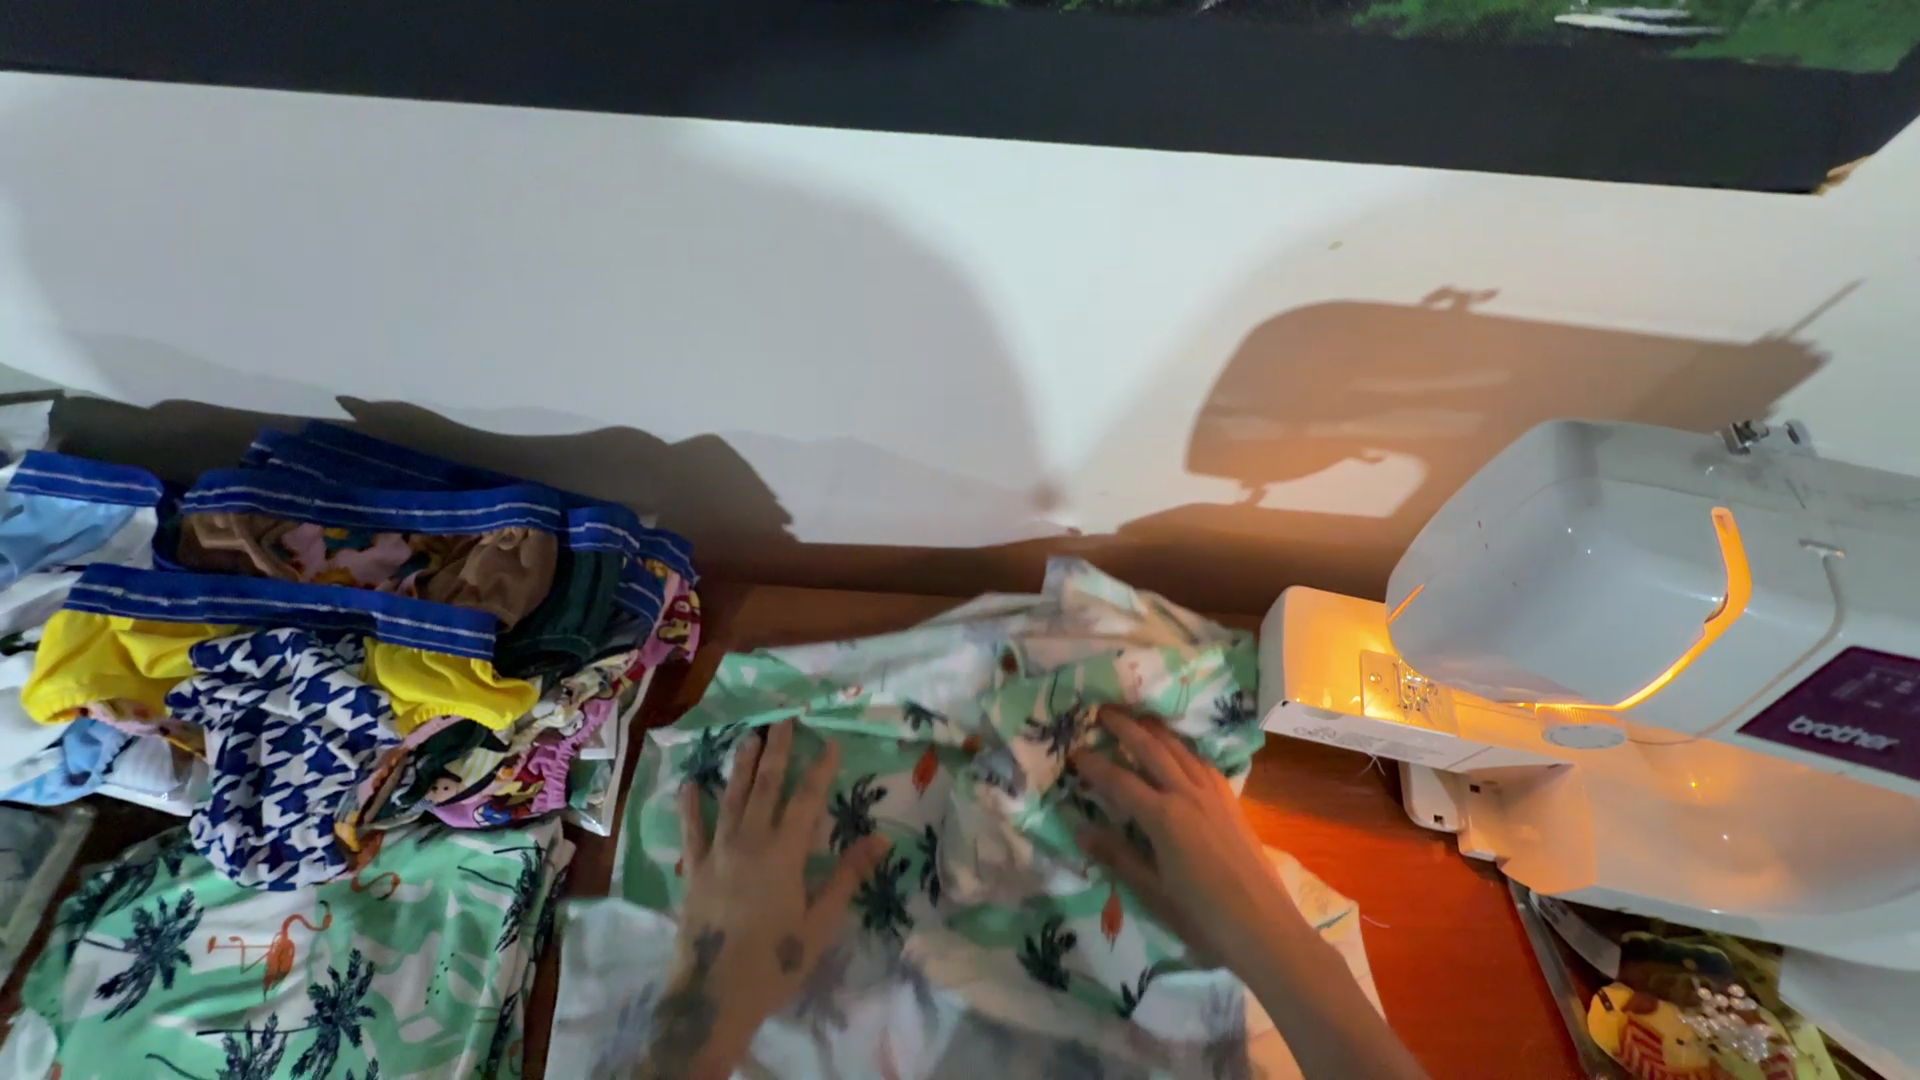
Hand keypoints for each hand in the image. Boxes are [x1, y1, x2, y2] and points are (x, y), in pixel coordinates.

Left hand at [645, 719, 889, 1079]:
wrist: (713, 997)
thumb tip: (881, 838)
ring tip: (749, 737)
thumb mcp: (821, 923)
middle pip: (766, 787)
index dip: (820, 769)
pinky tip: (691, 784)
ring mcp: (717, 854)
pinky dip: (691, 806)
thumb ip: (847, 876)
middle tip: (784, 720)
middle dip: (777, 751)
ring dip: (741, 766)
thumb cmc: (775, 961)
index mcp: (784, 853)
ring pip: (731, 799)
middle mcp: (749, 842)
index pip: (806, 800)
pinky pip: (692, 831)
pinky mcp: (693, 872)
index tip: (830, 741)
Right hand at [1071, 707, 1296, 973]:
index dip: (1093, 764)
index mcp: (1163, 816)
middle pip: (1150, 748)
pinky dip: (1182, 747)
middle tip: (1101, 710)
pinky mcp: (1231, 801)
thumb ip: (1117, 856)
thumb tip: (1081, 830)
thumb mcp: (1152, 892)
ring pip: (1179, 748)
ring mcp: (1213, 794)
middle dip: (1124, 726)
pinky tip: (1178, 750)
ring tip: (1136, 717)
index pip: (1118, 780)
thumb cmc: (1203, 918)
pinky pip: (1201, 761)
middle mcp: (1187, 794)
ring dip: (1154, 729)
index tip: (1073, 751)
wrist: (1266, 930)